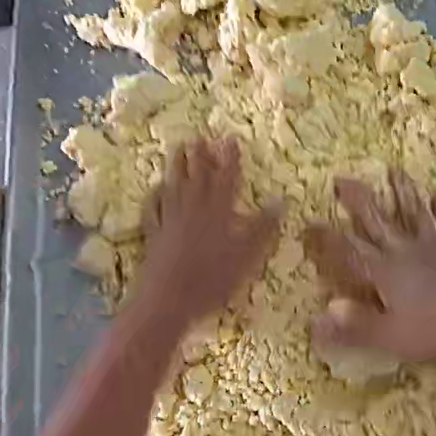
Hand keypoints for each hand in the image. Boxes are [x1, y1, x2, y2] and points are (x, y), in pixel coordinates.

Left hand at [129, 138, 281, 332]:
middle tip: (200, 136)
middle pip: (197, 176)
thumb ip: (263, 228)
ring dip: (177, 165)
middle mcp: (193, 208)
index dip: (230, 158)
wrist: (167, 299)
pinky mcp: (154, 233)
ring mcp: (170, 219)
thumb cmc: (211, 280)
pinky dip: (155, 195)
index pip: (226, 178)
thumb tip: (281, 201)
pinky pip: (153, 207)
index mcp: (218, 211)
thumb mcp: (246, 257)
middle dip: (200, 155)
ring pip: (174, 185)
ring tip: (179, 147)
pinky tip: (156, 188)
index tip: (231, 139)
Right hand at [308, 171, 435, 361]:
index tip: (307, 220)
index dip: (326, 236)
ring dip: (401, 192)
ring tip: (394, 170)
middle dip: (357, 200)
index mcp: (384, 272)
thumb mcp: (391, 336)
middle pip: (376, 221)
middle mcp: (403, 251)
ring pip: (411, 214)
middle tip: (341, 177)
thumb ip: (354, 327)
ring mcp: (432, 247)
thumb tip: (314, 322)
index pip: (348, 250)